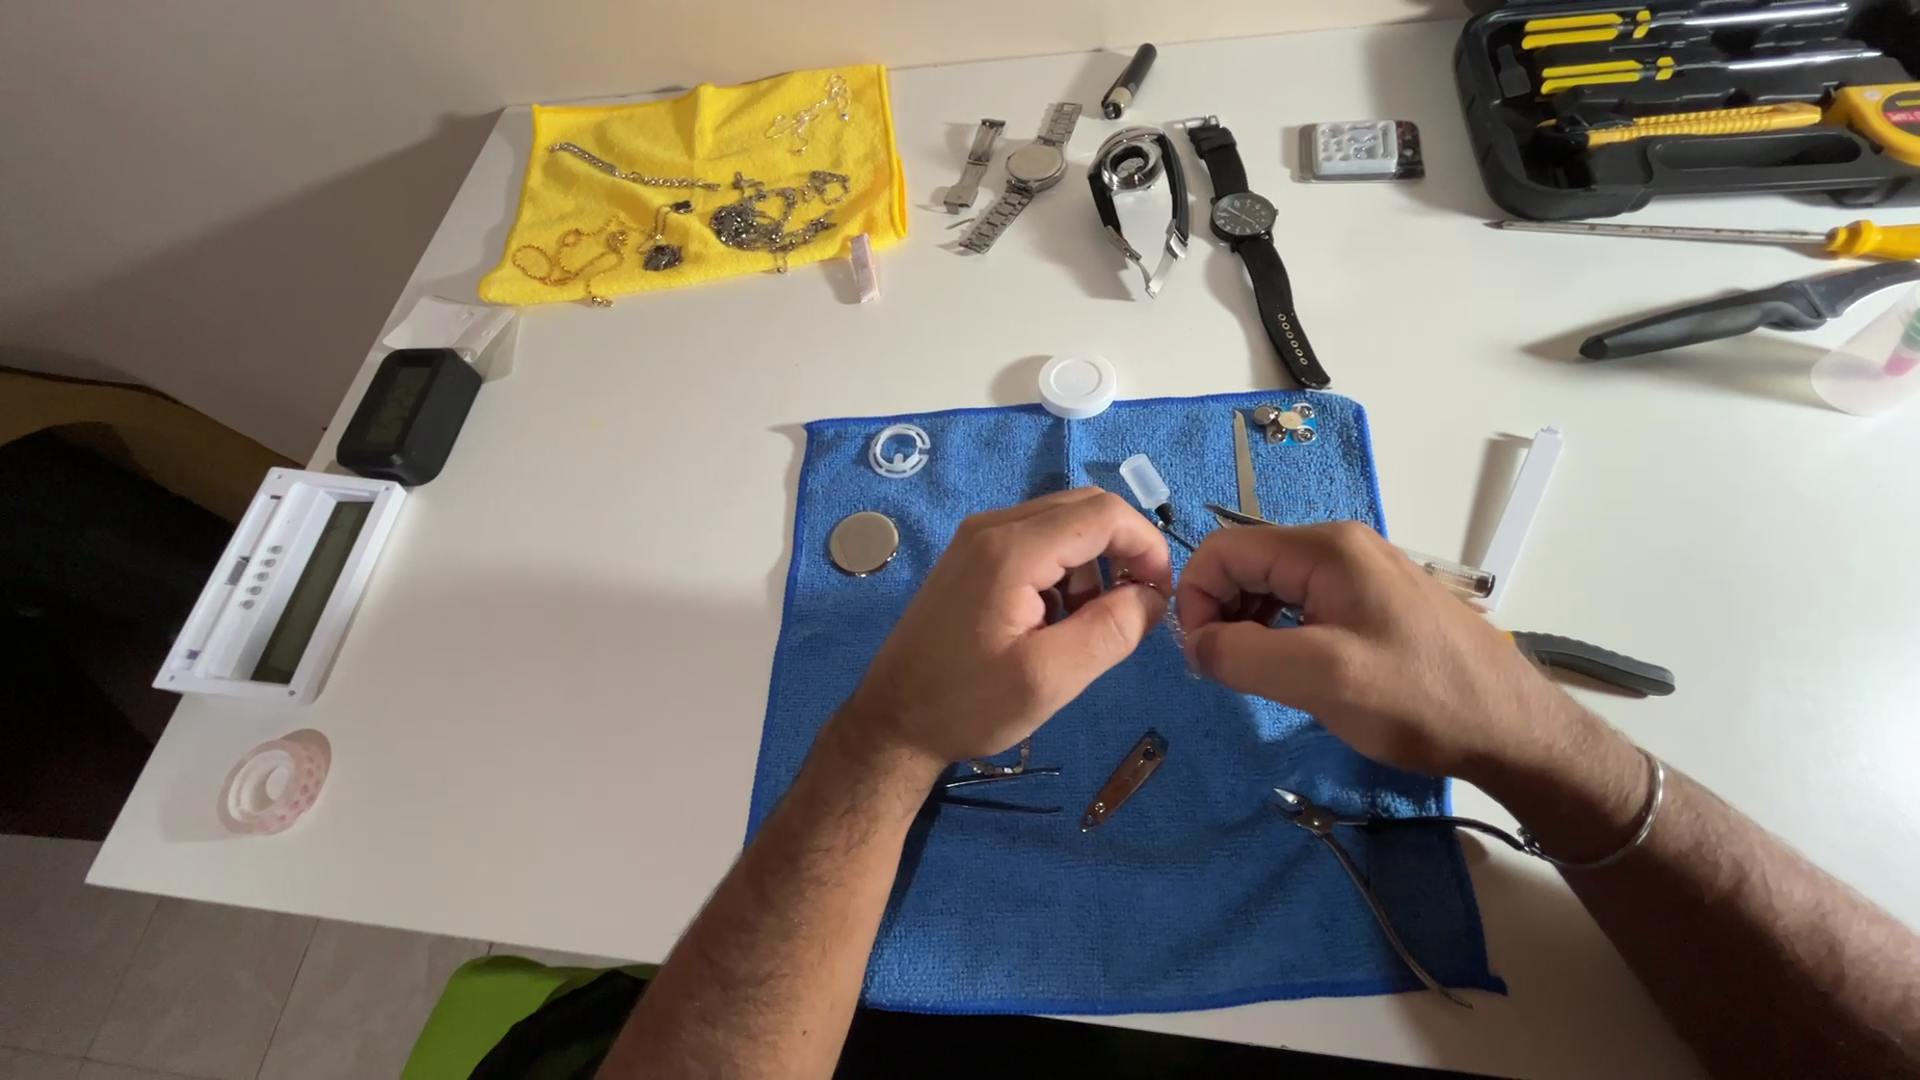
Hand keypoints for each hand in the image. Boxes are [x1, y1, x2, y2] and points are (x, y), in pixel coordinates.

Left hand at [843, 488, 1172, 766]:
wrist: (893, 720)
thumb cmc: (967, 704)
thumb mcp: (1050, 678)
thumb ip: (1112, 630)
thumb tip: (1152, 595)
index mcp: (1011, 548)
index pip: (1104, 513)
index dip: (1146, 546)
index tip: (1158, 596)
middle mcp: (992, 527)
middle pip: (1084, 510)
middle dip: (1121, 554)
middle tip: (1127, 612)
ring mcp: (976, 539)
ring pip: (1061, 526)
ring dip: (1090, 566)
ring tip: (1082, 626)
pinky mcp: (971, 558)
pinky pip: (1035, 543)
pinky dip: (1061, 572)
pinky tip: (1050, 621)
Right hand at [1176, 522, 1572, 778]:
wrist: (1519, 735)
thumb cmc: (1419, 700)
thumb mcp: (1319, 678)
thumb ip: (1239, 654)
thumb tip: (1195, 643)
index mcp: (1324, 548)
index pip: (1222, 550)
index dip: (1195, 597)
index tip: (1201, 653)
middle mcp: (1339, 546)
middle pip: (1245, 564)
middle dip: (1220, 613)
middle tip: (1228, 669)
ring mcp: (1360, 572)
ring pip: (1271, 586)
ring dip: (1248, 626)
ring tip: (1260, 673)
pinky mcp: (1373, 601)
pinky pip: (1302, 604)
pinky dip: (1279, 633)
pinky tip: (1294, 669)